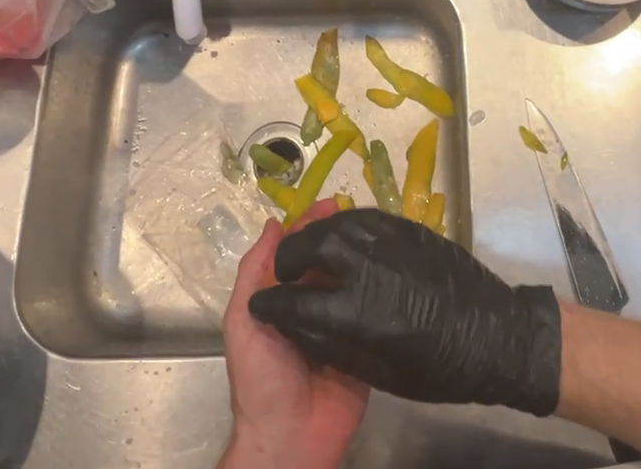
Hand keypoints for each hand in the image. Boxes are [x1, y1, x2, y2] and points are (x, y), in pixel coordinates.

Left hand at [220, 200, 369, 468]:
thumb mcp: (243, 321)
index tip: (332, 202)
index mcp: (284, 299)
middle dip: (344, 236)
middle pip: (330, 262)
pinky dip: (382, 292)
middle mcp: (313, 306)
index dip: (313, 225)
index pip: (300, 252)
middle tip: (366, 214)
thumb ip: (254, 273)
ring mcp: (341, 324)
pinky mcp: (364, 344)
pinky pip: (373, 313)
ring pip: (353, 283)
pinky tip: (396, 271)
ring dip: (366, 259)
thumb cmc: (260, 380)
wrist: (290, 438)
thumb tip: (274, 223)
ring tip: (384, 234)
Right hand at [247, 209, 561, 415]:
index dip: (272, 303)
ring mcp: (393, 240)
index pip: (296, 301)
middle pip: (314, 244)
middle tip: (288, 270)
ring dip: (317, 235)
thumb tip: (298, 321)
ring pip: (340, 223)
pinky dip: (346, 227)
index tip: (262, 304)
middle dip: (291, 255)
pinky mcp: (411, 228)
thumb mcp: (378, 372)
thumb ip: (332, 343)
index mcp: (360, 313)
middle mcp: (372, 267)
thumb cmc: (439, 368)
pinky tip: (344, 240)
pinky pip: (367, 219)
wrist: (497, 336)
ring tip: (312, 252)